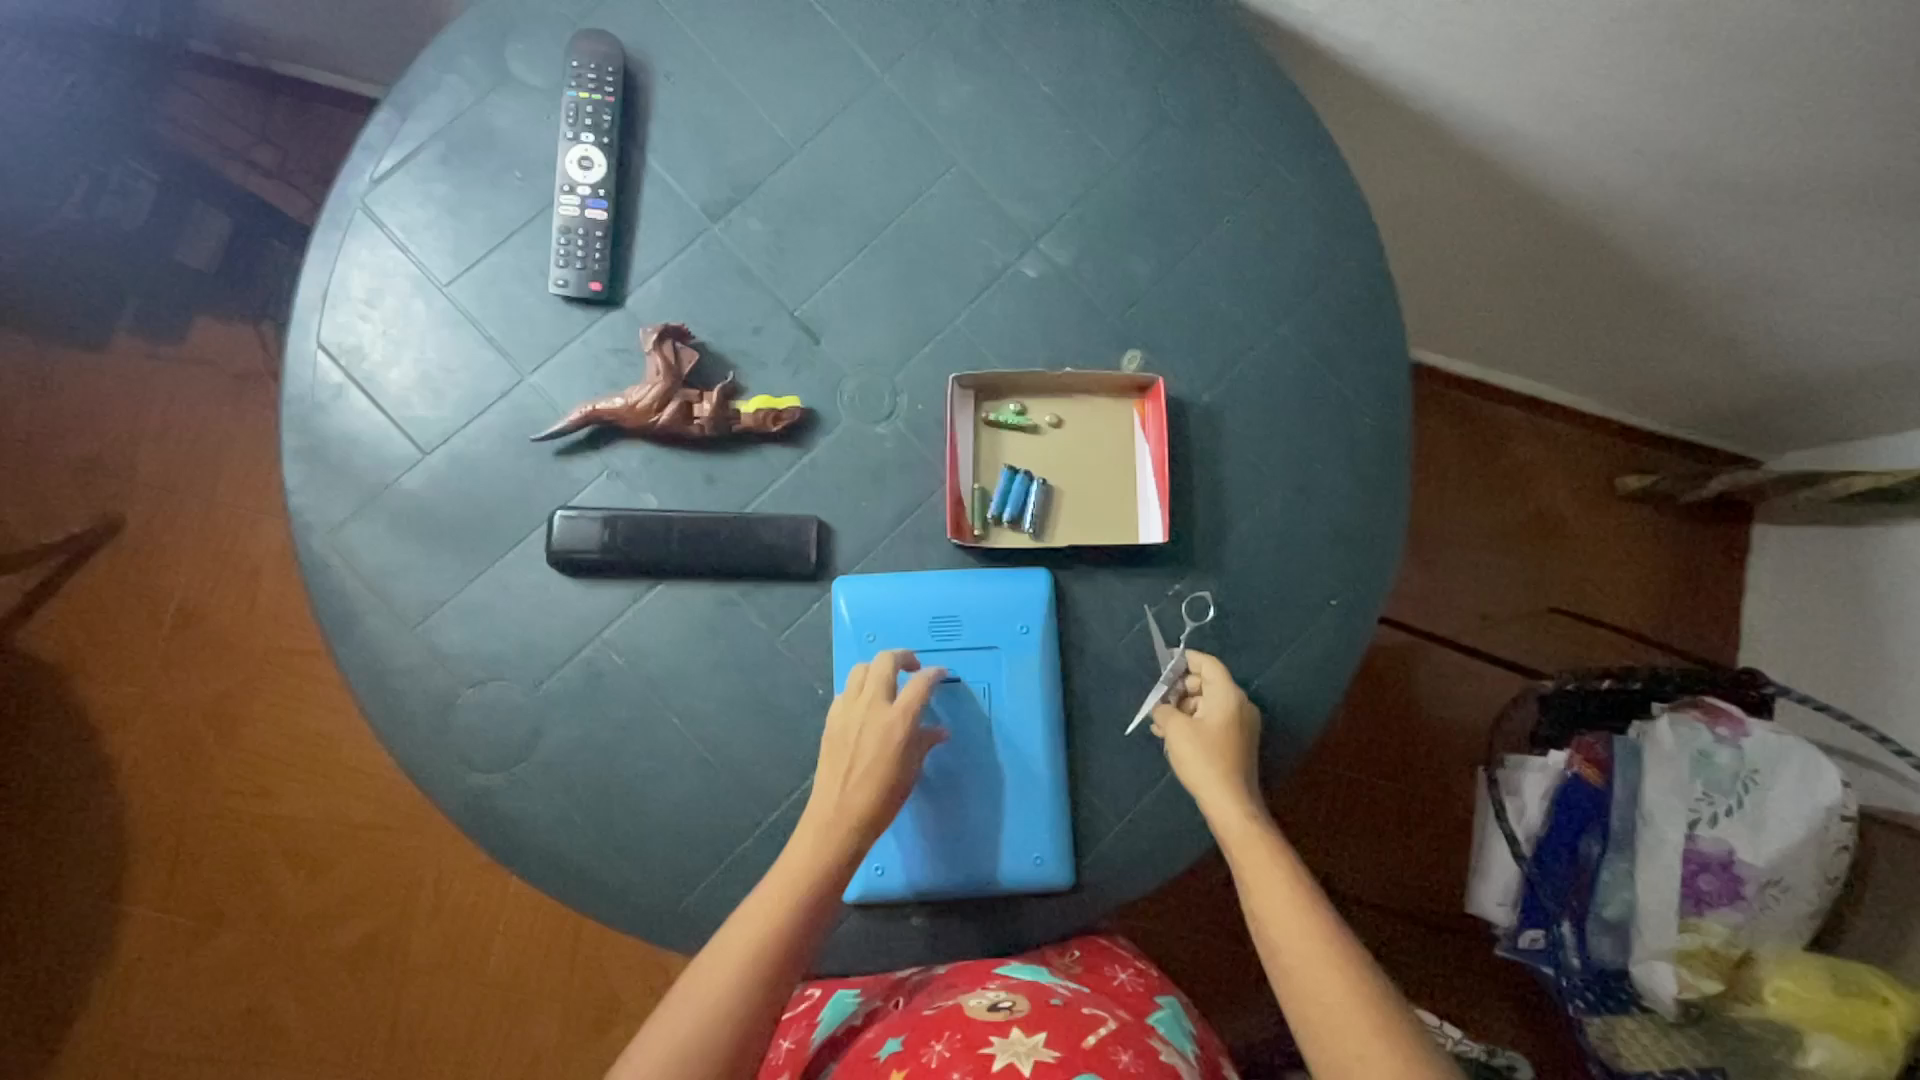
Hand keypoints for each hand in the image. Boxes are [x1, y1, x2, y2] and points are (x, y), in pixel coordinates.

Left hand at [797, 650, 948, 861]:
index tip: (940, 674)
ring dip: (878, 668)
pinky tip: (865, 705)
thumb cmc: (883, 798)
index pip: (921, 682)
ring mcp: (848, 708)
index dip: (934, 673)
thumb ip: (924, 742)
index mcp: (899, 719)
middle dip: (904, 657)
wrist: (839, 815)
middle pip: (886, 660)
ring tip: (887, 682)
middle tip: (913, 668)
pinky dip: (859, 689)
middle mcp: (873, 705)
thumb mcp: (912, 770)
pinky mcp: (831, 717)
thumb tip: (939, 731)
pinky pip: (846, 690)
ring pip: (862, 668)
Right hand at [1150, 650, 1264, 818]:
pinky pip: (1213, 720)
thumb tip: (1162, 708)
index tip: (1165, 661)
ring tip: (1160, 723)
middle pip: (1207, 684)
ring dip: (1183, 708)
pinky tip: (1172, 735)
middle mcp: (1240, 704)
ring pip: (1208, 704)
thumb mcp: (1175, 729)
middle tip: (1158, 700)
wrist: (1230, 802)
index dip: (1186, 659)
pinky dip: (1194, 722)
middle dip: (1180, 688)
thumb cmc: (1203, 759)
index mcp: (1228, 695)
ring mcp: (1241, 724)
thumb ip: (1164, 709)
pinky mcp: (1238, 741)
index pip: (1208, 664)